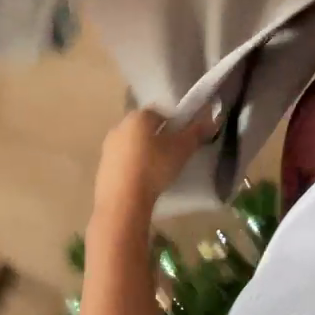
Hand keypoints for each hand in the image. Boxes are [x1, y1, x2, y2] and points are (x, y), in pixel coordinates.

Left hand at [93, 107, 216, 220]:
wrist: (123, 202)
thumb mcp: (183, 149)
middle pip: (144, 128)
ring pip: (132, 145)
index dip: (173, 124)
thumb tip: (213, 118)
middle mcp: (119, 127)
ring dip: (144, 153)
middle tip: (172, 155)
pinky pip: (122, 162)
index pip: (160, 113)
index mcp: (138, 117)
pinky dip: (132, 167)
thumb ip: (197, 132)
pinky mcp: (101, 168)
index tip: (182, 139)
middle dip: (157, 138)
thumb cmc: (155, 168)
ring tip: (158, 171)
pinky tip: (142, 182)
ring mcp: (107, 148)